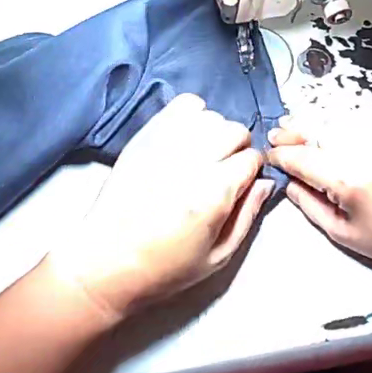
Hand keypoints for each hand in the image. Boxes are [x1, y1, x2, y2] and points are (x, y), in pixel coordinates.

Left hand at [48, 95, 272, 321]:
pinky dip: (192, 112)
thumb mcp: (218, 256)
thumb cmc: (163, 267)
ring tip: (205, 153)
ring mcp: (164, 145)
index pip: (251, 159)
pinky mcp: (144, 137)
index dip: (251, 171)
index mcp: (213, 193)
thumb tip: (265, 183)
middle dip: (238, 147)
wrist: (106, 262)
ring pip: (210, 116)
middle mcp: (191, 162)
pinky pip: (180, 104)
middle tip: (225, 168)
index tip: (241, 183)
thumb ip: (247, 215)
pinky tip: (189, 135)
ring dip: (215, 131)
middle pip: (234, 130)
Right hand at [267, 111, 371, 286]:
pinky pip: (351, 115)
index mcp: (346, 178)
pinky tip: (326, 127)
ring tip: (294, 126)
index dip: (279, 156)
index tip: (271, 157)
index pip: (297, 156)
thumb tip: (290, 181)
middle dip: (290, 131)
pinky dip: (334, 119)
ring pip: (329, 115)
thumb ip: (308, 202)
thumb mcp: (343, 232)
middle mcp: (361, 146)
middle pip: (310, 127)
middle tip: (277, 134)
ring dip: (309, 120)